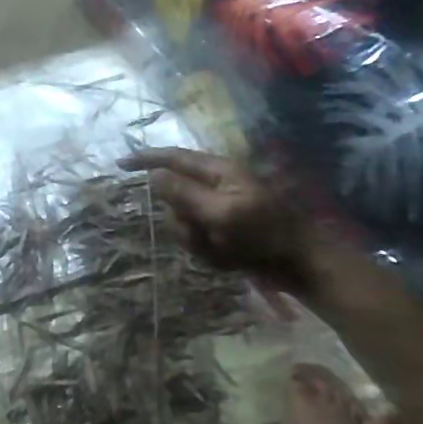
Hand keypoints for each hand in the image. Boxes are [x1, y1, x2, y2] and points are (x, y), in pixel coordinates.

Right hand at [120, 148, 311, 287]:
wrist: (302, 265)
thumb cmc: (265, 234)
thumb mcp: (221, 213)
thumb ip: (184, 194)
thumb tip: (155, 175)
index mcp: (218, 172)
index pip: (173, 158)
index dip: (146, 159)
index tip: (120, 164)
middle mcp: (216, 187)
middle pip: (176, 200)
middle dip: (184, 223)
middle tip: (205, 236)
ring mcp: (220, 211)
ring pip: (185, 224)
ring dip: (199, 242)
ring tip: (226, 252)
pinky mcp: (225, 232)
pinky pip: (200, 242)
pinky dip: (211, 254)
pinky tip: (233, 261)